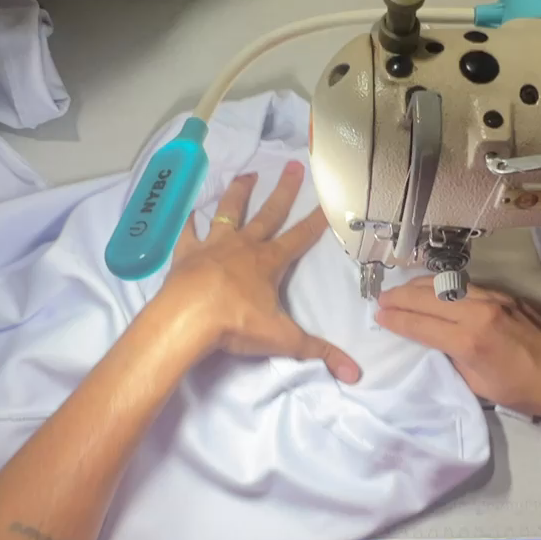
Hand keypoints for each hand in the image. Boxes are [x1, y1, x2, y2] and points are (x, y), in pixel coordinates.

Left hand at [151, 161, 361, 382]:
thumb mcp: (284, 340)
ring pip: (229, 212)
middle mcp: (244, 246)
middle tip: (293, 165)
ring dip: (239, 193)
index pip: (300, 237)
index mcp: (269, 262)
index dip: (317, 220)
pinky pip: (188, 232)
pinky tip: (190, 211)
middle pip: (268, 214)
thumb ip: (319, 353)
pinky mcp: (186, 254)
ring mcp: (213, 246)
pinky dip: (189, 221)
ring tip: (248, 175)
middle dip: (283, 190)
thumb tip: (355, 374)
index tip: (330, 200)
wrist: (187, 319)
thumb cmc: (236, 324)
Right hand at [375, 278, 540, 421]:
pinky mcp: (510, 295)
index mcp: (471, 340)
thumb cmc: (530, 392)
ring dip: (420, 285)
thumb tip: (439, 346)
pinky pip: (469, 284)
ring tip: (402, 289)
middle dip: (401, 297)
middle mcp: (481, 312)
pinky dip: (446, 285)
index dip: (396, 320)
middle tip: (381, 298)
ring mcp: (498, 299)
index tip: (379, 316)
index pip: (421, 325)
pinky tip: (437, 289)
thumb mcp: (482, 386)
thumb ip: (456, 361)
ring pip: (449, 284)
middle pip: (429, 297)